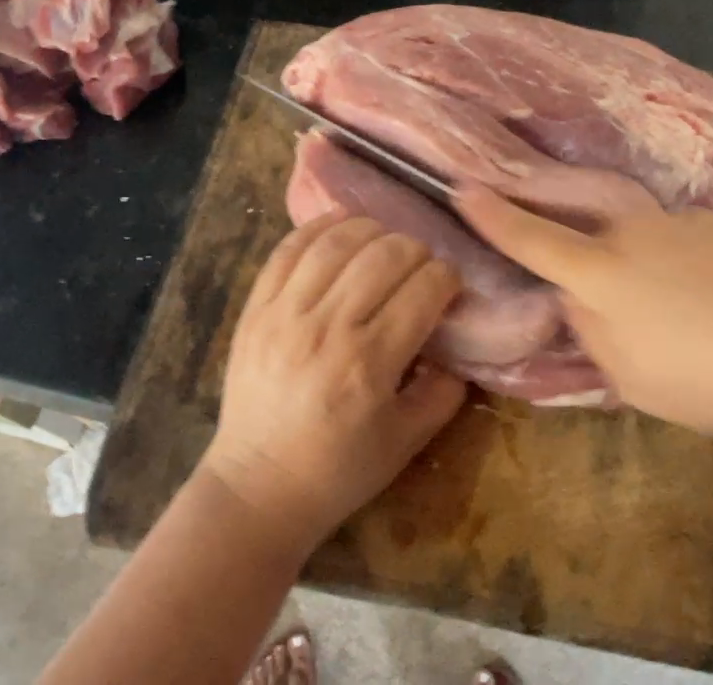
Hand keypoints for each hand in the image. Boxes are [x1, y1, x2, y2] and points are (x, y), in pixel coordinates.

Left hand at [200, 216, 467, 548]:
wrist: (260, 485)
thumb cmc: (339, 470)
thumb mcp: (407, 441)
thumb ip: (443, 391)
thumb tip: (457, 346)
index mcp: (370, 363)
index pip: (423, 290)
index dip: (447, 277)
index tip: (451, 284)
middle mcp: (327, 328)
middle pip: (384, 255)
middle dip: (416, 250)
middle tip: (422, 264)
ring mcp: (284, 313)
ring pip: (336, 242)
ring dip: (371, 231)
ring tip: (385, 241)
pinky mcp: (254, 308)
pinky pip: (287, 250)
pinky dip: (317, 228)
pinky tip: (340, 227)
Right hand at [455, 177, 712, 432]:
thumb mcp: (640, 383)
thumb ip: (599, 342)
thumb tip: (586, 311)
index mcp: (601, 274)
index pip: (532, 241)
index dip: (493, 217)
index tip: (461, 187)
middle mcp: (636, 235)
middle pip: (593, 239)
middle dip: (588, 259)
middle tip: (618, 302)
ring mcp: (688, 224)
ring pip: (649, 248)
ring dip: (656, 279)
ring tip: (701, 329)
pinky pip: (695, 250)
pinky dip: (701, 277)